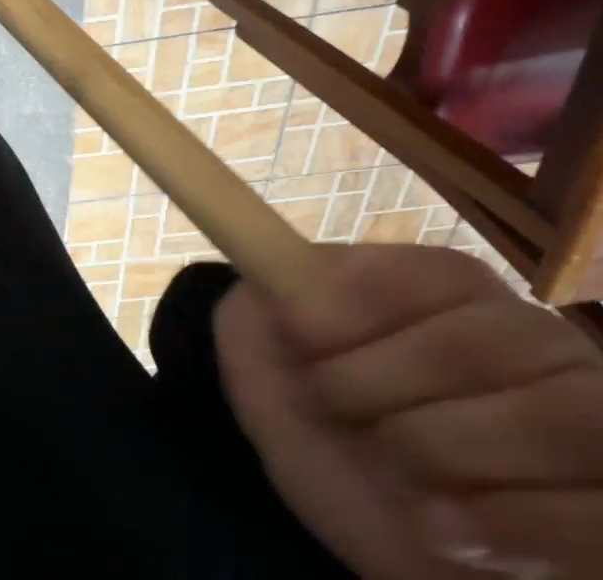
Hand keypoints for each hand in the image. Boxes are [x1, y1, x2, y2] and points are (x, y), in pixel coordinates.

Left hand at [216, 244, 602, 578]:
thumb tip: (277, 281)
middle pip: (484, 343)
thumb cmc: (328, 447)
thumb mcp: (266, 373)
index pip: (432, 273)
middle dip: (380, 389)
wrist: (382, 546)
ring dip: (445, 454)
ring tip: (400, 477)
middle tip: (347, 419)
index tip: (306, 342)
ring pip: (561, 419)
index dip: (354, 310)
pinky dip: (511, 524)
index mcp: (448, 299)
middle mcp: (540, 346)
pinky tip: (449, 531)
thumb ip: (258, 313)